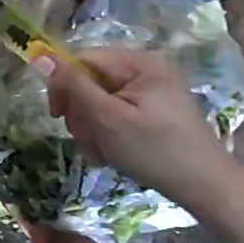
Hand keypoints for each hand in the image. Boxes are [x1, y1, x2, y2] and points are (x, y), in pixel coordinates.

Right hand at [34, 48, 239, 205]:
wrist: (202, 184)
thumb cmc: (153, 149)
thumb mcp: (107, 117)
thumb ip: (74, 86)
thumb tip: (42, 58)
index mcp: (139, 63)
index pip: (82, 60)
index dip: (63, 84)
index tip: (57, 115)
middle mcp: (145, 70)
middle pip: (89, 82)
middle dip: (81, 113)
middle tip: (90, 139)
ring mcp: (150, 92)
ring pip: (98, 102)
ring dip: (92, 128)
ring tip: (104, 150)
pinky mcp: (152, 111)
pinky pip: (114, 114)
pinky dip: (106, 134)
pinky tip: (113, 152)